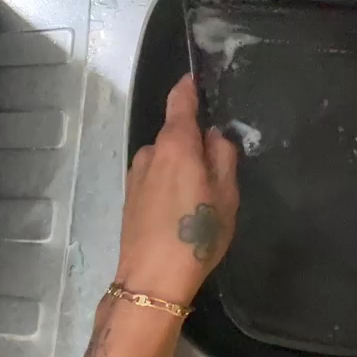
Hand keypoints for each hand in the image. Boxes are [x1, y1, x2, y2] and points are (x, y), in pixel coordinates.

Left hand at [113, 74, 239, 305]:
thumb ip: (223, 156)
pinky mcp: (130, 196)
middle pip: (176, 134)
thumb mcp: (226, 195)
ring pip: (166, 158)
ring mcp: (136, 174)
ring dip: (181, 167)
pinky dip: (169, 183)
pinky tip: (180, 213)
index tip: (196, 77)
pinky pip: (156, 176)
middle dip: (195, 144)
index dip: (189, 86)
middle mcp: (151, 152)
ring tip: (200, 201)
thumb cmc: (196, 235)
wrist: (152, 279)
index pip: (180, 101)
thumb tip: (214, 135)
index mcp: (176, 144)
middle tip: (218, 174)